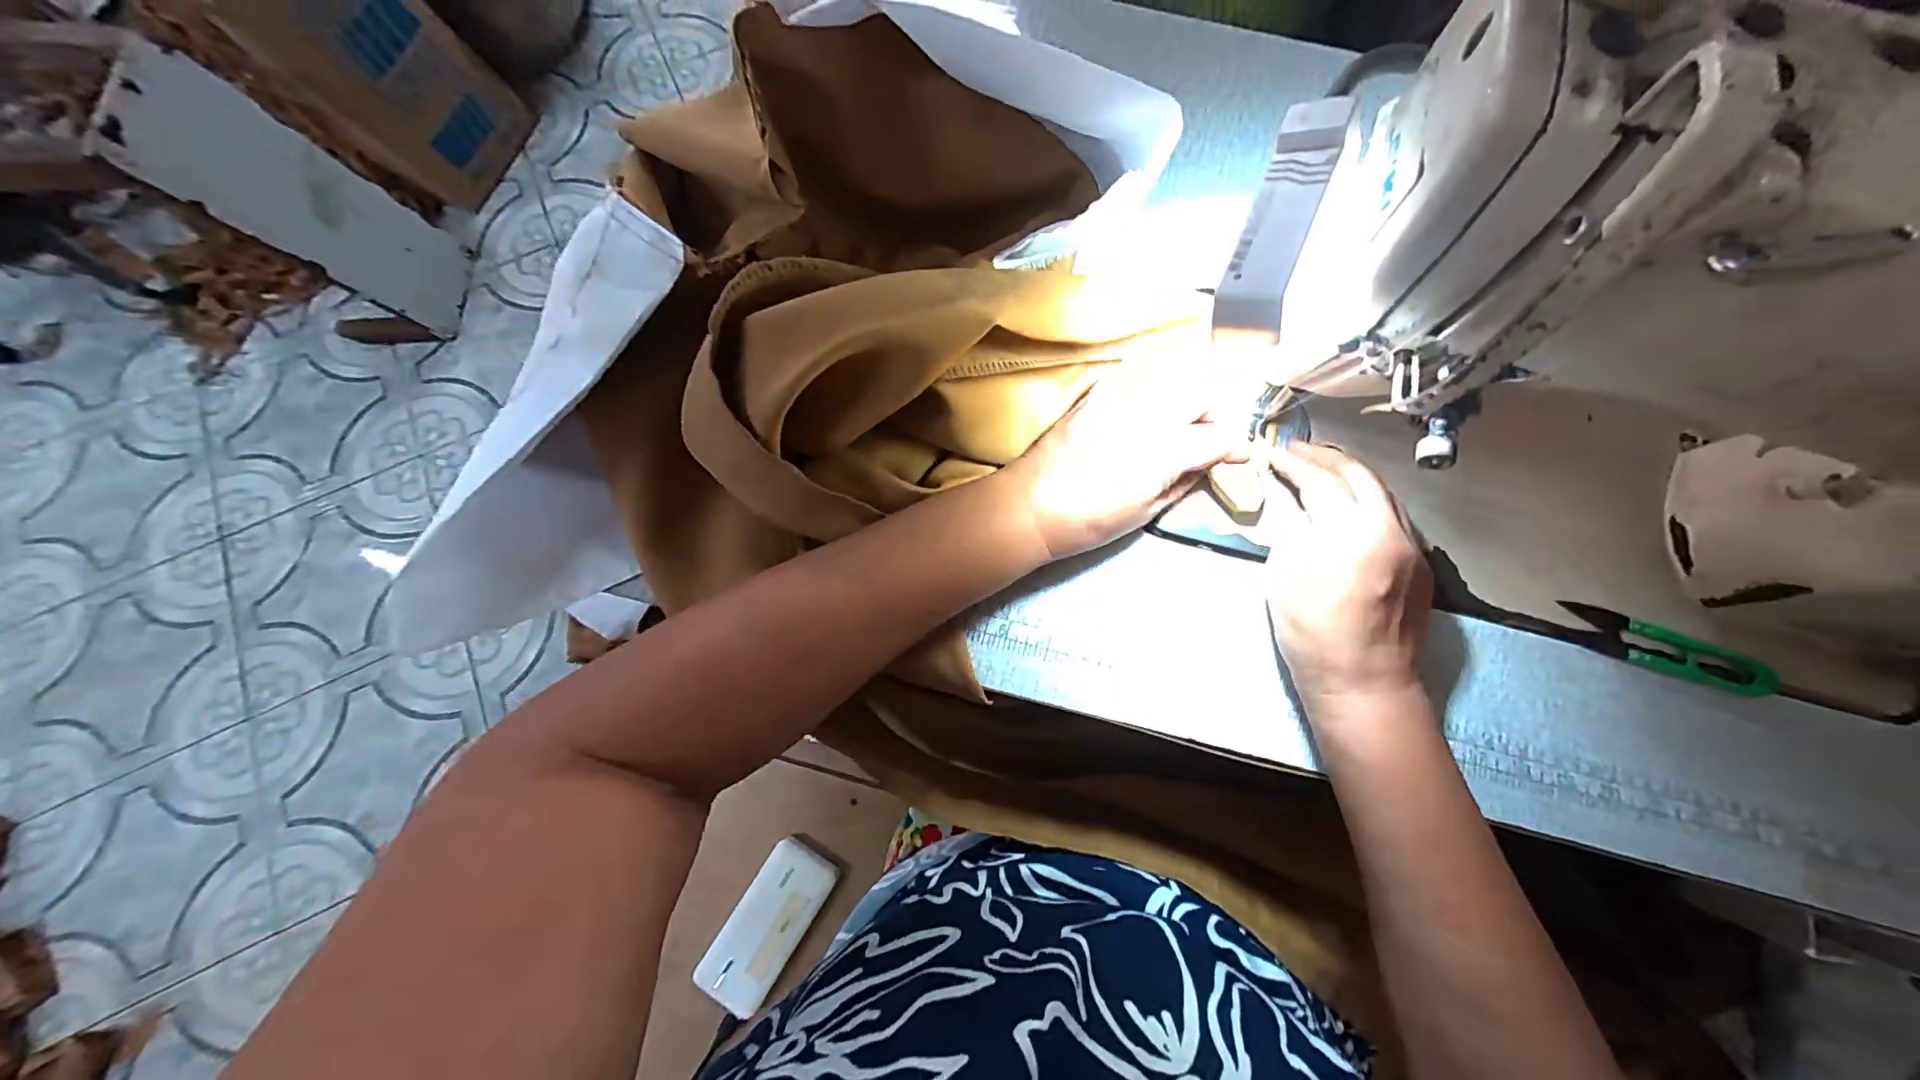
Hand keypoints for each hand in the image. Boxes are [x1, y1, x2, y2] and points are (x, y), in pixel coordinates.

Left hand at [992, 360, 1250, 560]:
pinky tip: (1145, 417)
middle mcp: (1147, 412)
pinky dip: (1154, 393)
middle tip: (1204, 442)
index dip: (1235, 447)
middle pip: (1201, 394)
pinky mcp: (1097, 393)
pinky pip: (1139, 379)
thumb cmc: (1088, 520)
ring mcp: (1119, 396)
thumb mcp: (1146, 510)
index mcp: (1164, 449)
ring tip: (1175, 429)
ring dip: (1185, 401)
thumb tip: (1207, 465)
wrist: (1029, 505)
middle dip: (1212, 416)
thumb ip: (1184, 481)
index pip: (1219, 435)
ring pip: (1172, 380)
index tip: (1240, 456)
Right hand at [1263, 442, 1431, 701]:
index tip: (1270, 452)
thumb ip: (1286, 526)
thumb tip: (1277, 491)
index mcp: (1352, 532)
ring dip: (1348, 473)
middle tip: (1295, 451)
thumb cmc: (1312, 634)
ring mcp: (1412, 544)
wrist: (1365, 681)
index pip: (1319, 481)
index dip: (1291, 463)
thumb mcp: (1284, 577)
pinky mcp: (1421, 561)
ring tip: (1319, 468)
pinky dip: (1365, 498)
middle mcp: (1390, 528)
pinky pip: (1392, 514)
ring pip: (1381, 491)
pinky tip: (1346, 504)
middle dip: (1324, 458)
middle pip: (1357, 474)